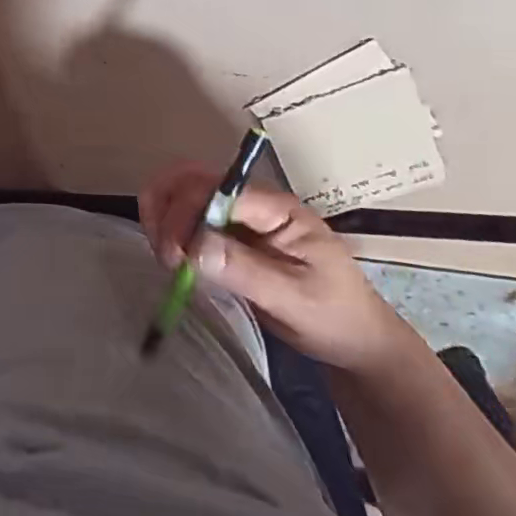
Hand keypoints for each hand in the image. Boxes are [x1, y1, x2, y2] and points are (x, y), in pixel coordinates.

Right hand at [137, 160, 418, 374]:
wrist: (354, 337)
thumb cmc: (333, 316)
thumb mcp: (294, 299)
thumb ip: (244, 270)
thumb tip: (193, 247)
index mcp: (276, 209)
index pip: (216, 189)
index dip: (185, 214)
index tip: (174, 257)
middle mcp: (252, 202)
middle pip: (191, 178)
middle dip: (165, 208)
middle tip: (162, 252)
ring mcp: (238, 215)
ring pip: (182, 191)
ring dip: (161, 215)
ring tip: (164, 256)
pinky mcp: (226, 232)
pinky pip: (185, 215)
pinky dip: (166, 228)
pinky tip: (172, 257)